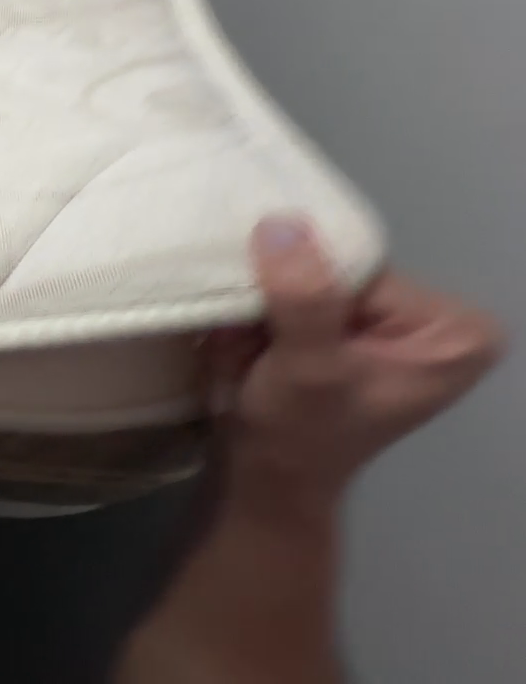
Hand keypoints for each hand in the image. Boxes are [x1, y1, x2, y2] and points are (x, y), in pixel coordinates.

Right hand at [206, 216, 503, 513]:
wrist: (258, 465)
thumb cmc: (300, 429)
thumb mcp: (310, 368)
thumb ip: (303, 299)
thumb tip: (280, 222)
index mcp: (449, 329)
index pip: (359, 270)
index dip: (306, 286)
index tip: (275, 322)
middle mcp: (417, 316)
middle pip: (328, 265)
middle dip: (277, 288)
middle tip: (252, 325)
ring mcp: (367, 318)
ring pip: (296, 270)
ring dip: (256, 292)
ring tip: (244, 329)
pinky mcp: (322, 321)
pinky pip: (277, 284)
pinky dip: (247, 300)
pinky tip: (240, 327)